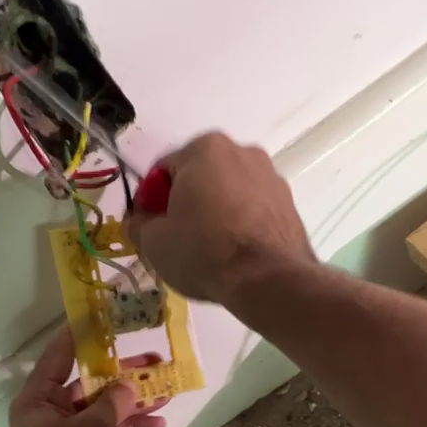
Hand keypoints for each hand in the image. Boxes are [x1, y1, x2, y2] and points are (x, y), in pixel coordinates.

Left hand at [9, 329, 166, 426]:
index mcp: (36, 401)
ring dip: (132, 402)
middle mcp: (45, 415)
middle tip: (154, 358)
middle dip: (122, 373)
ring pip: (101, 409)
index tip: (103, 314)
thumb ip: (114, 400)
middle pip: (86, 383)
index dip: (82, 333)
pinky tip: (156, 424)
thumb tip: (128, 385)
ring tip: (167, 391)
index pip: (58, 354)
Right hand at [127, 132, 314, 304]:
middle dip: (186, 204)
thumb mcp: (154, 243)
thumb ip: (139, 225)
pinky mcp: (289, 203)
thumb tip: (138, 222)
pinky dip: (241, 225)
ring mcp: (270, 176)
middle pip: (200, 178)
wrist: (267, 279)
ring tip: (209, 251)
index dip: (150, 202)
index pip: (163, 171)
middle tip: (177, 240)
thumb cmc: (203, 252)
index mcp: (204, 148)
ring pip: (229, 193)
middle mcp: (241, 151)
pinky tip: (235, 254)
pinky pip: (253, 210)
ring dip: (215, 213)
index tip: (149, 230)